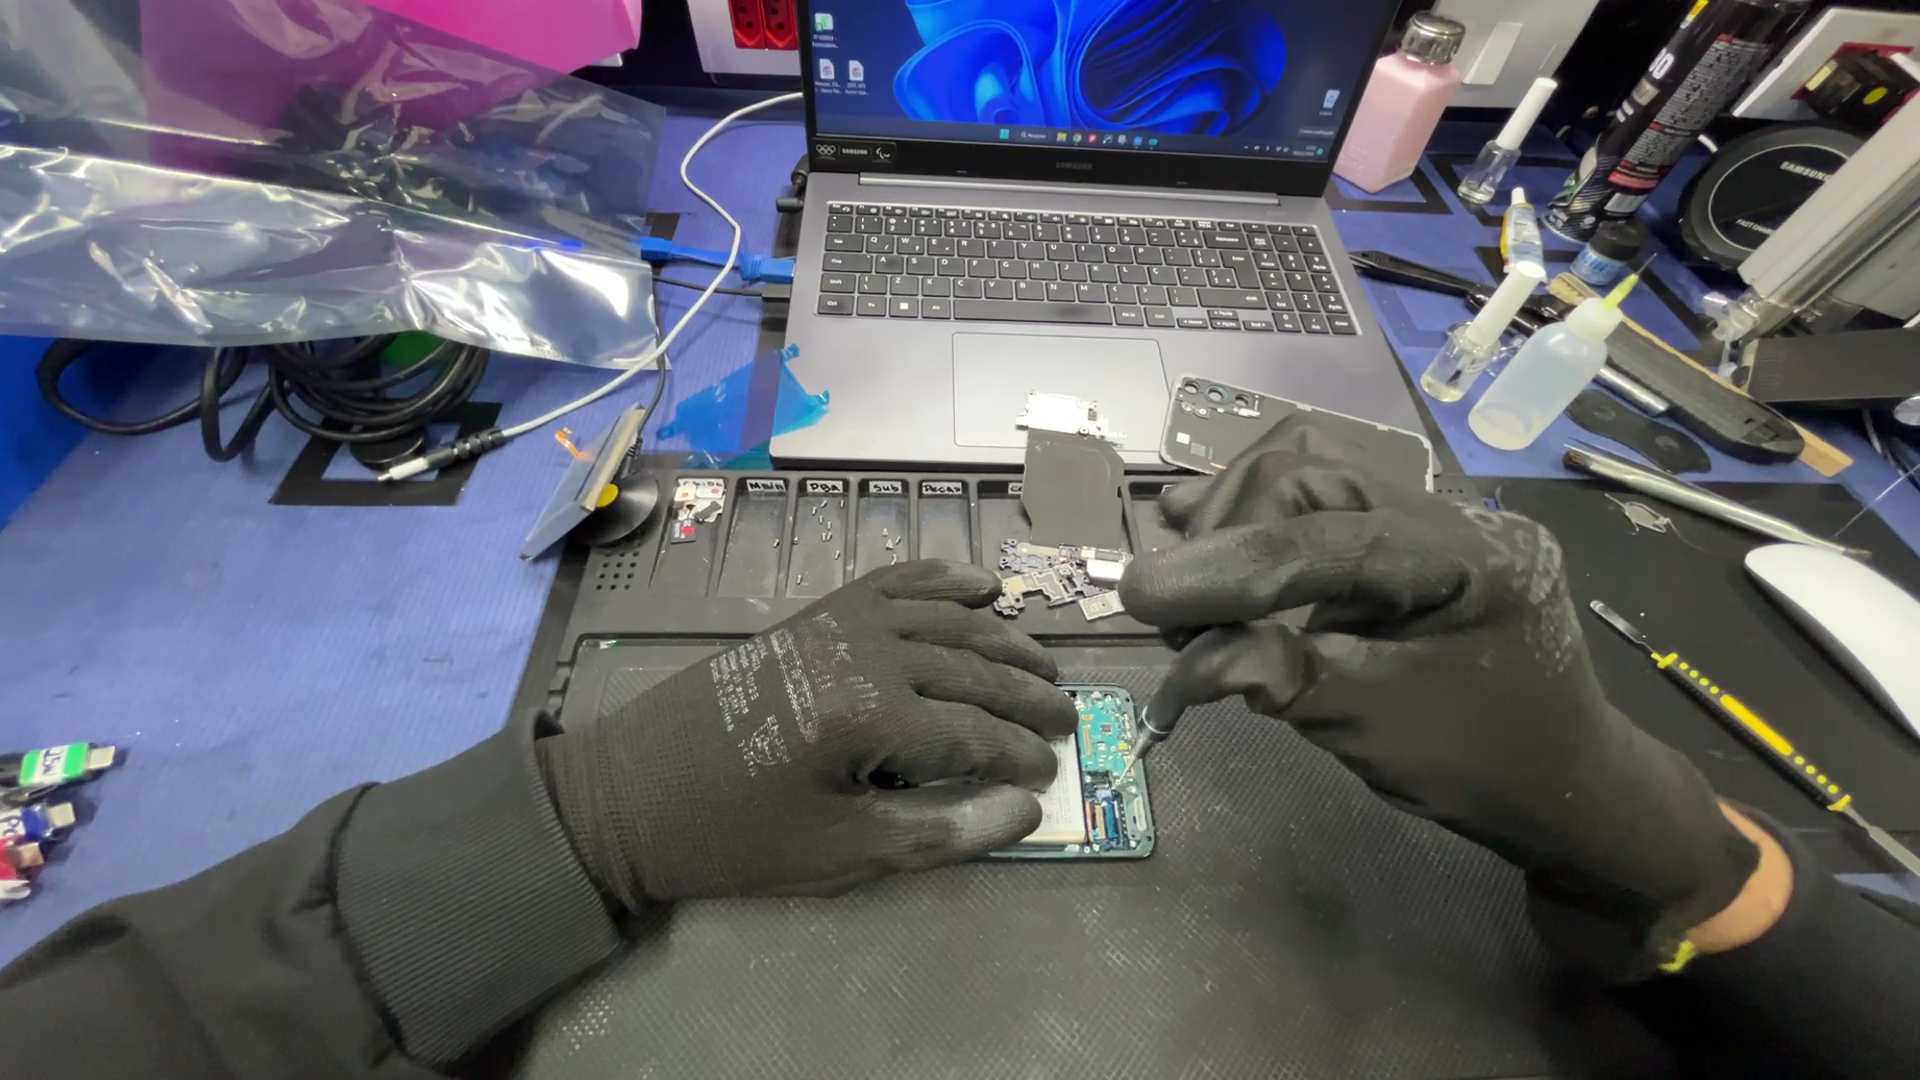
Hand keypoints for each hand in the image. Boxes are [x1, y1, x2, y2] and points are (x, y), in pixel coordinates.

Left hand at [537, 560, 1077, 904]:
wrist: (634, 788)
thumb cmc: (735, 834)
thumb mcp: (838, 854)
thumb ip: (940, 831)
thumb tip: (1026, 811)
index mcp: (869, 715)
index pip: (974, 734)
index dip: (1018, 756)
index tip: (1049, 776)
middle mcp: (866, 651)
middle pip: (971, 668)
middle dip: (1025, 695)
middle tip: (1065, 715)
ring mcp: (842, 620)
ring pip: (946, 618)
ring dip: (1000, 638)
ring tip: (1039, 660)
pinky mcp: (821, 609)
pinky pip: (896, 580)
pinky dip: (942, 577)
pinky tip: (978, 583)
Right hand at [1120, 420, 1759, 977]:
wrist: (1564, 781)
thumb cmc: (1480, 765)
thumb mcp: (1369, 727)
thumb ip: (1272, 675)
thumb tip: (1182, 659)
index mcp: (1463, 559)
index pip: (1316, 541)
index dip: (1216, 569)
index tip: (1138, 599)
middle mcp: (1443, 511)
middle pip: (1302, 472)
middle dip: (1221, 530)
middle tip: (1175, 600)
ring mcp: (1420, 512)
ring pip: (1302, 466)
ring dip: (1229, 511)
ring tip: (1188, 564)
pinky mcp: (1392, 530)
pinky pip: (1311, 496)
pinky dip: (1250, 513)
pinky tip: (1211, 531)